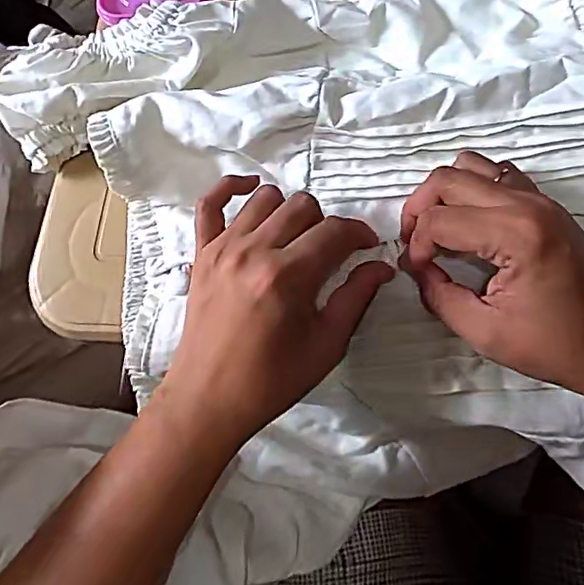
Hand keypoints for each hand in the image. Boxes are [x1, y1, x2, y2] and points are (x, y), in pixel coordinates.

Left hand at [156, 176, 392, 449]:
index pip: (334, 230)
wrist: (209, 397)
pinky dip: (230, 187)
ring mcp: (223, 247)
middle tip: (329, 252)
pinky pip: (210, 202)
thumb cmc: (272, 379)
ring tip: (295, 237)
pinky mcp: (201, 251)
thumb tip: (381, 266)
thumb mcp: (326, 345)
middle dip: (326, 223)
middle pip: (302, 206)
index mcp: (288, 276)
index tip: (367, 247)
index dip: (359, 234)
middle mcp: (254, 251)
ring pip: (265, 199)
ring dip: (288, 211)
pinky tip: (250, 189)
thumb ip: (355, 297)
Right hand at [399, 152, 583, 414]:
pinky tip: (470, 221)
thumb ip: (439, 297)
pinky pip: (496, 173)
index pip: (439, 220)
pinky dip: (471, 188)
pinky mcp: (547, 204)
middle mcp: (527, 205)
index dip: (417, 246)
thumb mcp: (486, 334)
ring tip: (439, 228)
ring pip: (469, 165)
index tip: (419, 273)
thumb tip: (419, 271)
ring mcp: (540, 199)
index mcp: (516, 235)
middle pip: (446, 179)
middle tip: (416, 245)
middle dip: (419, 210)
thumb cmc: (562, 347)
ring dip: (443, 192)